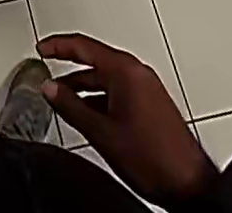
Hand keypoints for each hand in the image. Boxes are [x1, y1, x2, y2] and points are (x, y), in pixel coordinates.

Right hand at [39, 33, 218, 208]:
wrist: (189, 186)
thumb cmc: (154, 158)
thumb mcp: (101, 132)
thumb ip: (70, 106)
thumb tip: (50, 88)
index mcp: (125, 70)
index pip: (83, 45)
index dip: (58, 45)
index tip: (42, 47)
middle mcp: (137, 72)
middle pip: (95, 58)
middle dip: (69, 64)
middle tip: (48, 64)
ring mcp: (145, 87)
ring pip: (106, 76)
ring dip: (83, 83)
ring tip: (62, 94)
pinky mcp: (150, 102)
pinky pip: (117, 88)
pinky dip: (98, 95)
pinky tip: (87, 111)